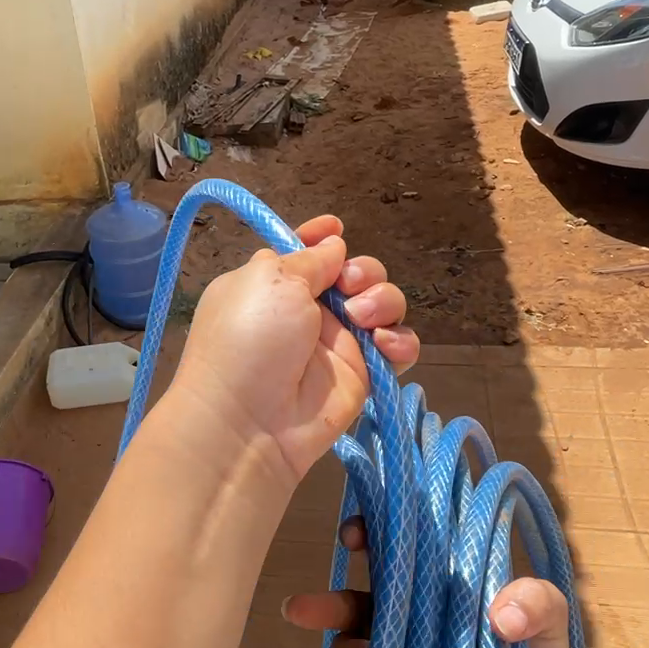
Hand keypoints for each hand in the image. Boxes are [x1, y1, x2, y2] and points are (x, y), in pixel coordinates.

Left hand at [168, 216, 419, 483]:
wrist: (249, 420)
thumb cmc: (249, 338)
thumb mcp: (270, 281)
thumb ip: (308, 259)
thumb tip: (333, 244)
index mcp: (275, 283)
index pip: (307, 253)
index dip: (323, 238)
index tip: (337, 227)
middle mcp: (307, 310)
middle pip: (356, 274)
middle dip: (362, 271)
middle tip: (348, 287)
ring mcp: (337, 343)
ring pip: (383, 305)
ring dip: (382, 301)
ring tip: (361, 318)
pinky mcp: (363, 375)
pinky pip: (398, 348)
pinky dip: (400, 341)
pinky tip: (383, 346)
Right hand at [282, 518, 584, 647]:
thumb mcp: (550, 619)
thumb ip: (536, 601)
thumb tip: (499, 613)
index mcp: (433, 582)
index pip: (390, 546)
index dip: (366, 533)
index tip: (352, 538)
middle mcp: (406, 616)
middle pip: (352, 600)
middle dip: (323, 603)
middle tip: (297, 609)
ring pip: (350, 647)